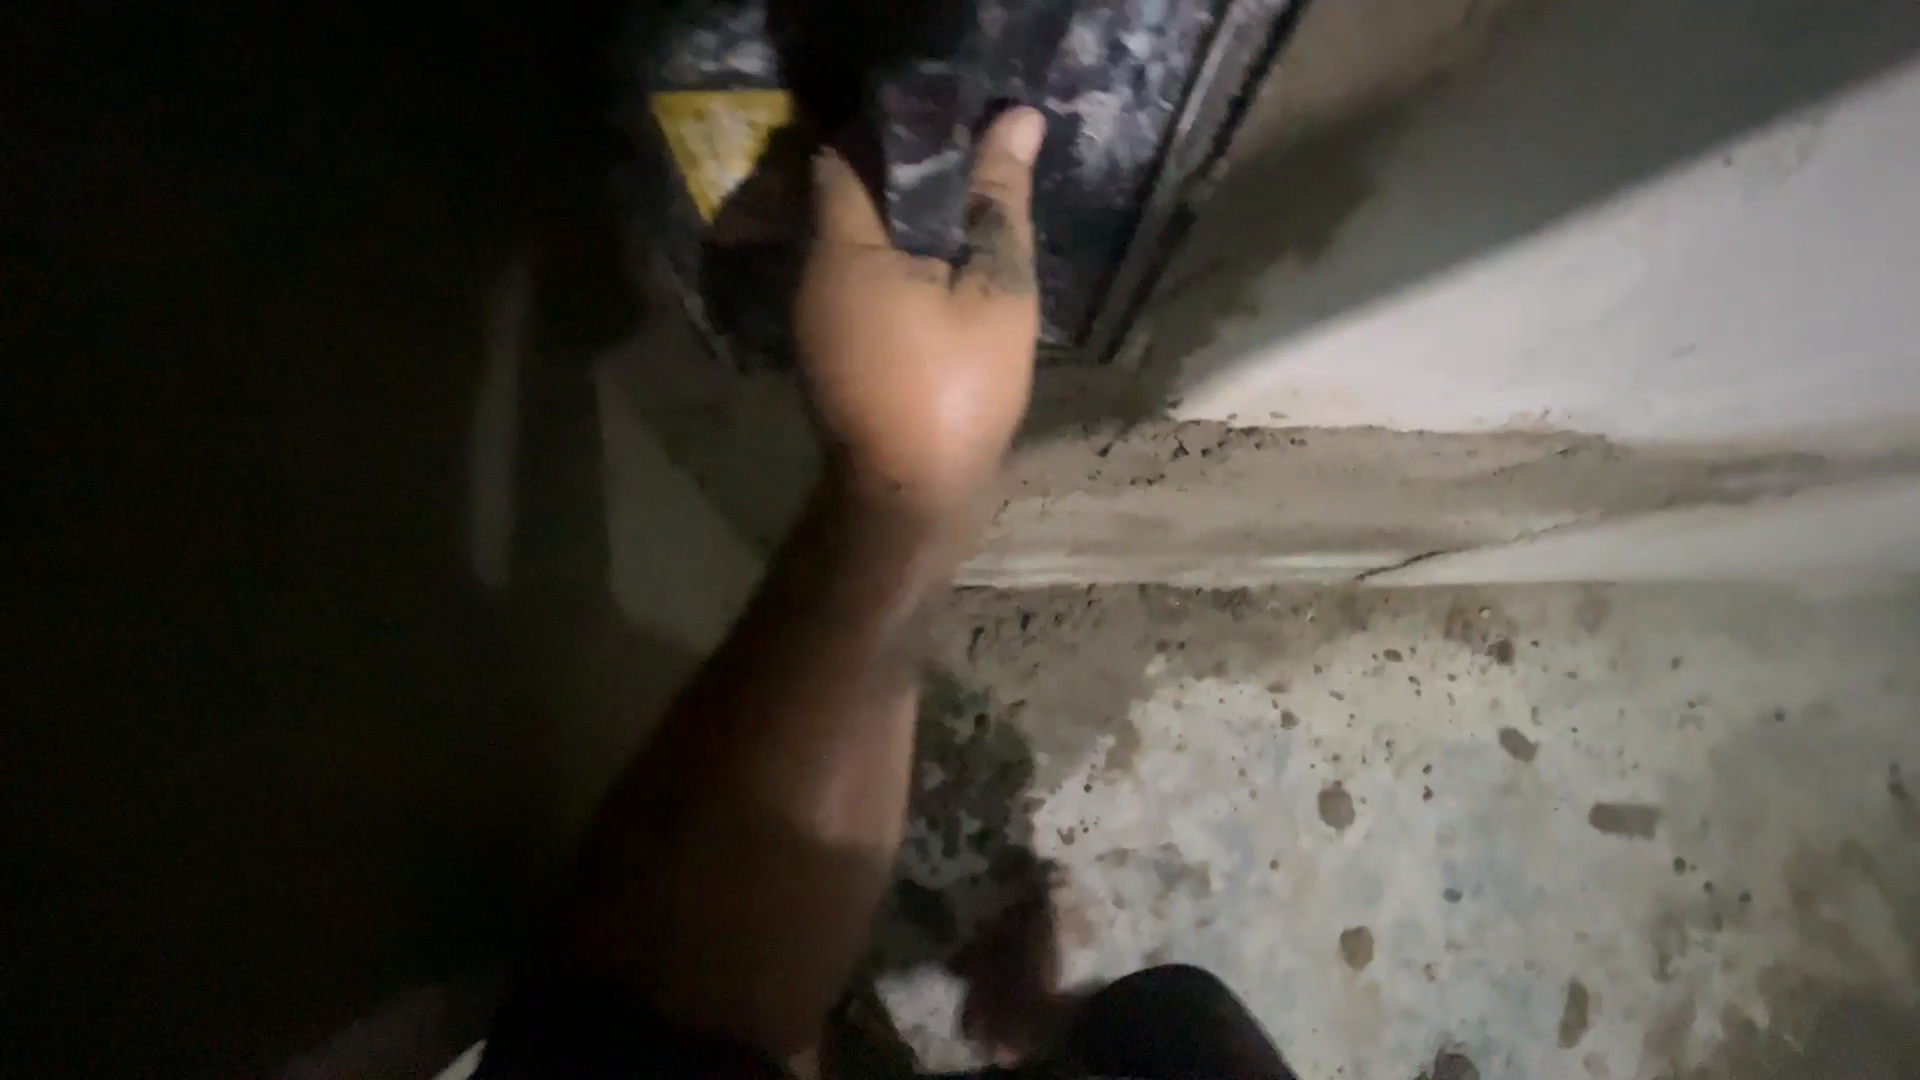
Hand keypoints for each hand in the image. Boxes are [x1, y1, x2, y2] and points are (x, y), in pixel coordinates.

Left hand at [794, 107, 1045, 517]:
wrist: (911, 498)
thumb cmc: (957, 393)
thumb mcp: (995, 295)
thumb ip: (1000, 205)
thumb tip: (1017, 120)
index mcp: (843, 249)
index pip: (847, 156)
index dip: (895, 138)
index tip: (948, 139)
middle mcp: (811, 279)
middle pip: (848, 206)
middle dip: (903, 190)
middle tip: (968, 185)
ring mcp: (814, 325)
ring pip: (853, 256)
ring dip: (899, 240)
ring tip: (960, 236)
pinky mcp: (827, 359)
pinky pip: (855, 296)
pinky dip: (890, 282)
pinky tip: (936, 294)